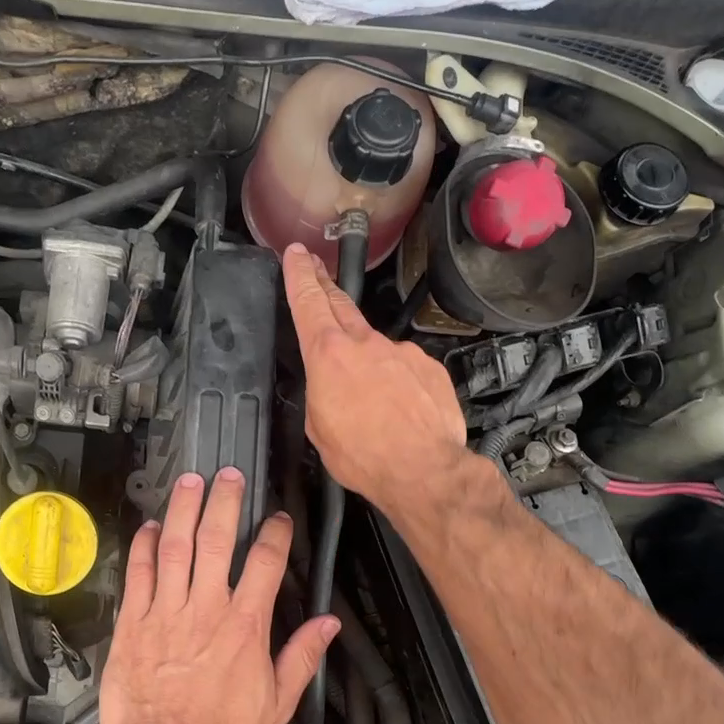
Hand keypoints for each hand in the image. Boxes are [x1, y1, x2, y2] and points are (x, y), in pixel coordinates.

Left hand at [99, 468, 340, 723]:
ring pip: (175, 548)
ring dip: (184, 510)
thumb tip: (328, 624)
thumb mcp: (277, 703)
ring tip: (190, 482)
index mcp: (245, 626)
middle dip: (225, 502)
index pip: (266, 563)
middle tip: (229, 475)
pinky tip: (149, 527)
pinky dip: (143, 547)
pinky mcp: (132, 624)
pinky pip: (138, 575)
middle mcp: (205, 609)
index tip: (278, 518)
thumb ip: (302, 657)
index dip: (275, 533)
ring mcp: (165, 613)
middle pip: (217, 540)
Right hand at [283, 243, 468, 510]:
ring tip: (363, 390)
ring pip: (374, 344)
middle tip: (315, 267)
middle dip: (324, 284)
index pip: (308, 302)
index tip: (295, 253)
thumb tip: (329, 388)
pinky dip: (396, 380)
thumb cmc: (365, 456)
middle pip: (340, 304)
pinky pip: (404, 366)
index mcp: (328, 355)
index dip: (299, 274)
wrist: (423, 470)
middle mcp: (365, 344)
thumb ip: (319, 394)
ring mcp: (400, 353)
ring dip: (364, 356)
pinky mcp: (428, 367)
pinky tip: (396, 406)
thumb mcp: (318, 429)